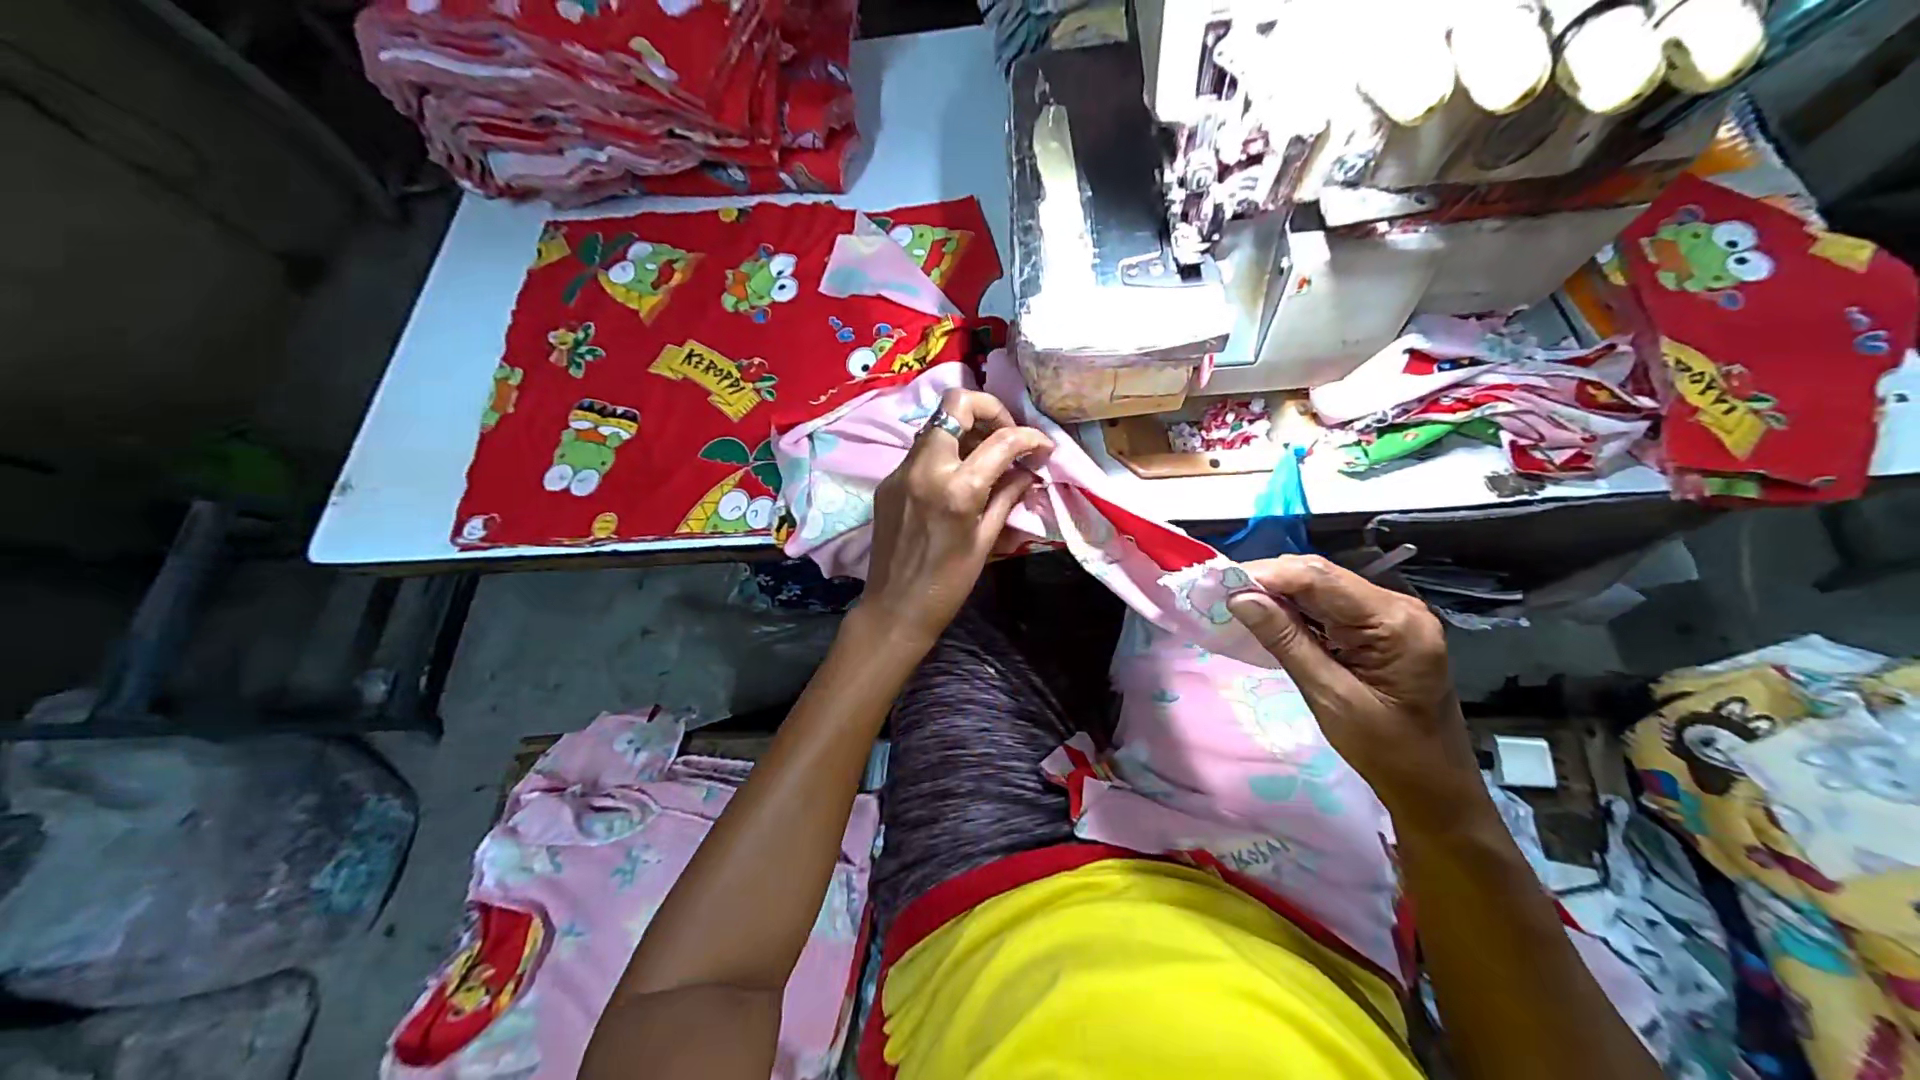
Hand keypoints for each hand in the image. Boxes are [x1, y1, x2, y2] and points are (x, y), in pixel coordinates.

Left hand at [859, 389, 1052, 647]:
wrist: (895, 608)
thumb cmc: (948, 584)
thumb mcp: (986, 540)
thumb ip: (1007, 496)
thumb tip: (1027, 469)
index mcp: (957, 489)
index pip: (1002, 440)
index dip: (1030, 437)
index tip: (1043, 447)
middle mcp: (926, 469)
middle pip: (956, 404)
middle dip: (989, 409)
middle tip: (1006, 435)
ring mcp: (901, 471)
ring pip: (936, 423)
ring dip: (965, 427)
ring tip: (986, 453)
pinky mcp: (888, 480)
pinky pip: (921, 449)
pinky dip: (945, 450)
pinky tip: (957, 474)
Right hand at [1226, 555, 1481, 819]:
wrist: (1432, 785)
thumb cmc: (1386, 749)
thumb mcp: (1330, 696)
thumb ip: (1286, 642)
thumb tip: (1240, 599)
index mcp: (1394, 621)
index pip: (1320, 579)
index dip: (1267, 575)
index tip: (1221, 584)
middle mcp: (1397, 605)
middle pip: (1320, 575)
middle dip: (1269, 580)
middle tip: (1221, 594)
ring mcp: (1391, 613)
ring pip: (1321, 586)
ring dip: (1278, 592)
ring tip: (1236, 602)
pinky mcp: (1380, 626)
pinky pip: (1330, 604)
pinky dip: (1295, 607)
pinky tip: (1268, 615)